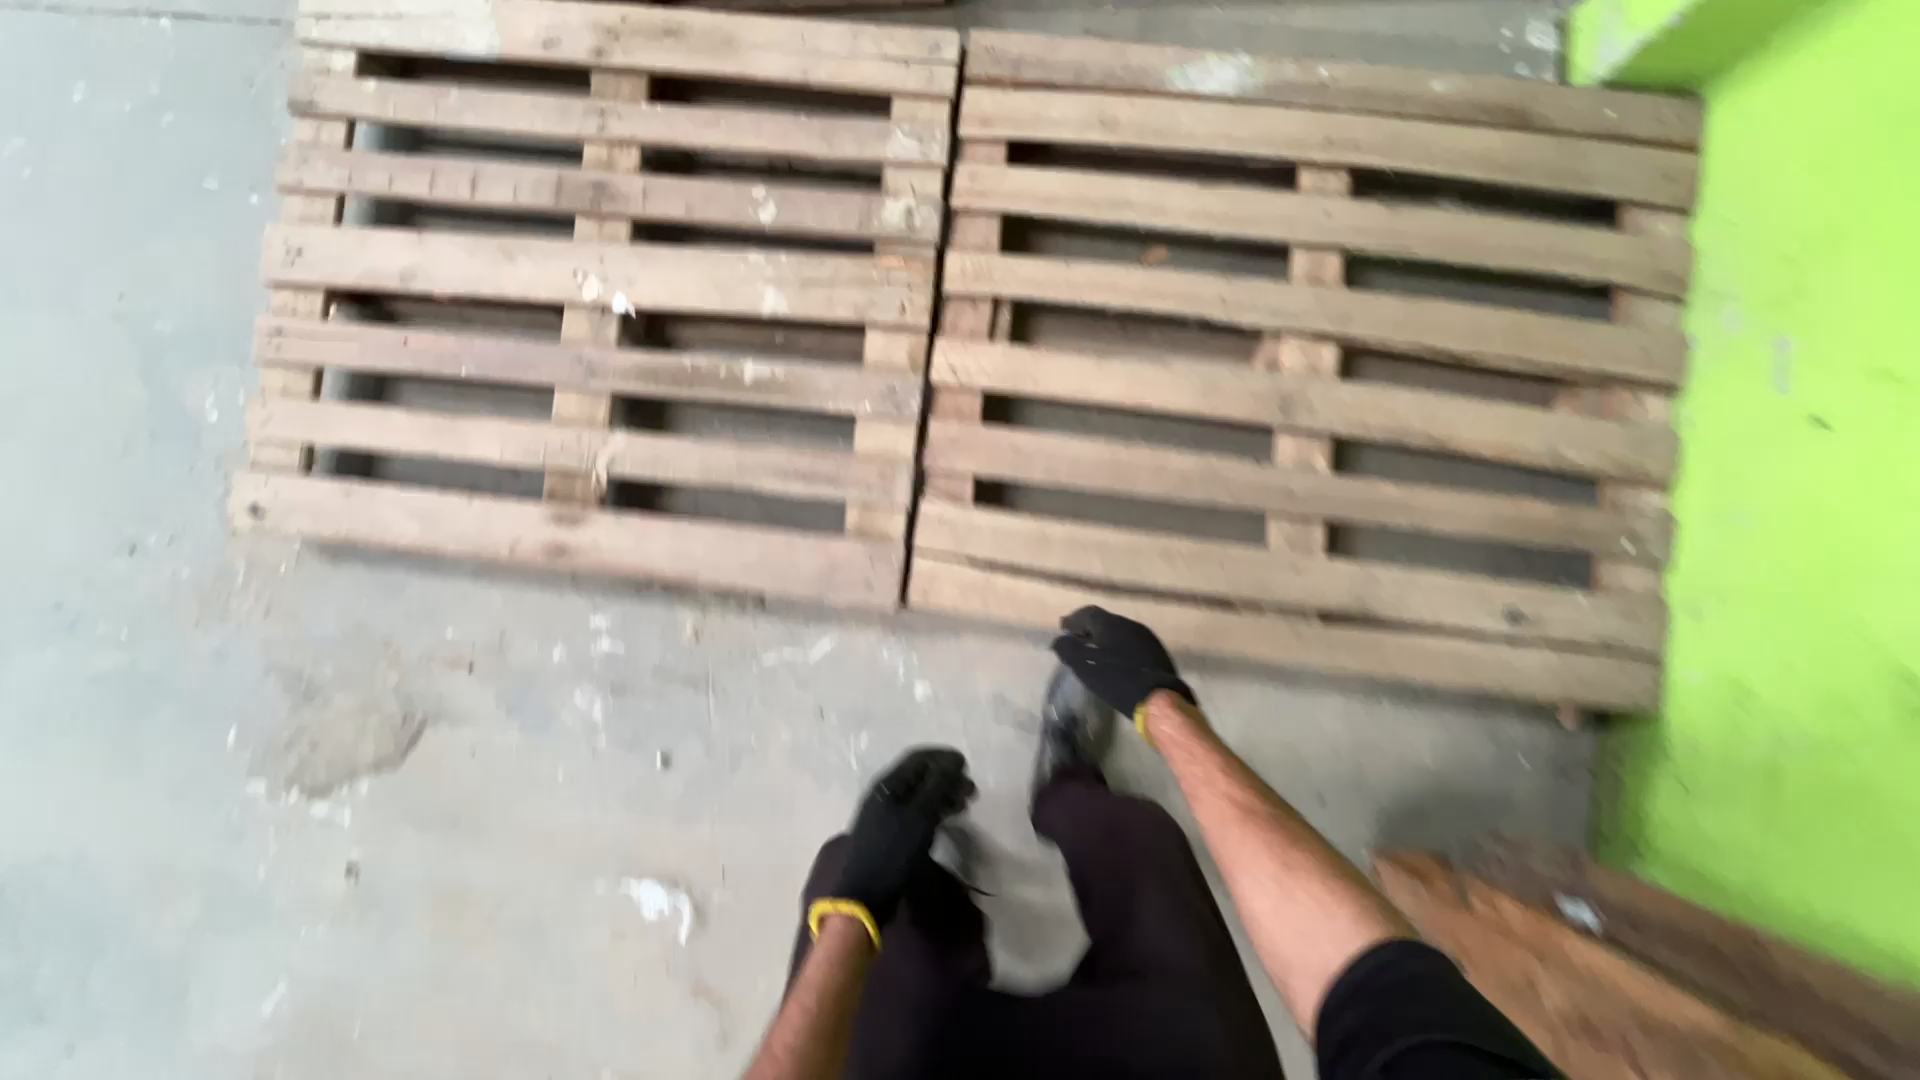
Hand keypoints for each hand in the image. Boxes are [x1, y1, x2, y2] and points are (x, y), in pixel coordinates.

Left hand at [822, 747, 975, 937]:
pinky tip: (947, 819)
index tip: (968, 767)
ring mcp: (885, 813)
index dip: (945, 758)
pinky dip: (934, 811)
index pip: (920, 757)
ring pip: (920, 794)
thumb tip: (955, 759)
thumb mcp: (920, 816)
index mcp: (888, 783)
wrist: (864, 896)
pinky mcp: (889, 832)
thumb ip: (938, 784)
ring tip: (964, 806)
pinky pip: (916, 811)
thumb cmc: (893, 852)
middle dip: (947, 778)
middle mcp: (885, 792)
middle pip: (921, 775)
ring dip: (943, 795)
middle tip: (971, 791)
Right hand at [1050, 605, 1195, 717]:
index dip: (1073, 620)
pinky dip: (1119, 646)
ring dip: (1105, 637)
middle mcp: (1129, 624)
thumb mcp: (1084, 667)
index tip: (1063, 628)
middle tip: (1077, 638)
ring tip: (1095, 649)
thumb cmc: (1116, 679)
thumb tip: (1059, 640)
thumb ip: (1068, 650)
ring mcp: (1146, 637)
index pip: (1088, 613)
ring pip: (1119, 631)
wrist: (1157, 697)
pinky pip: (1131, 642)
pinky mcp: (1157, 651)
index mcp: (1111, 623)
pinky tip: (1116, 659)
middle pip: (1104, 621)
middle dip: (1089, 628)